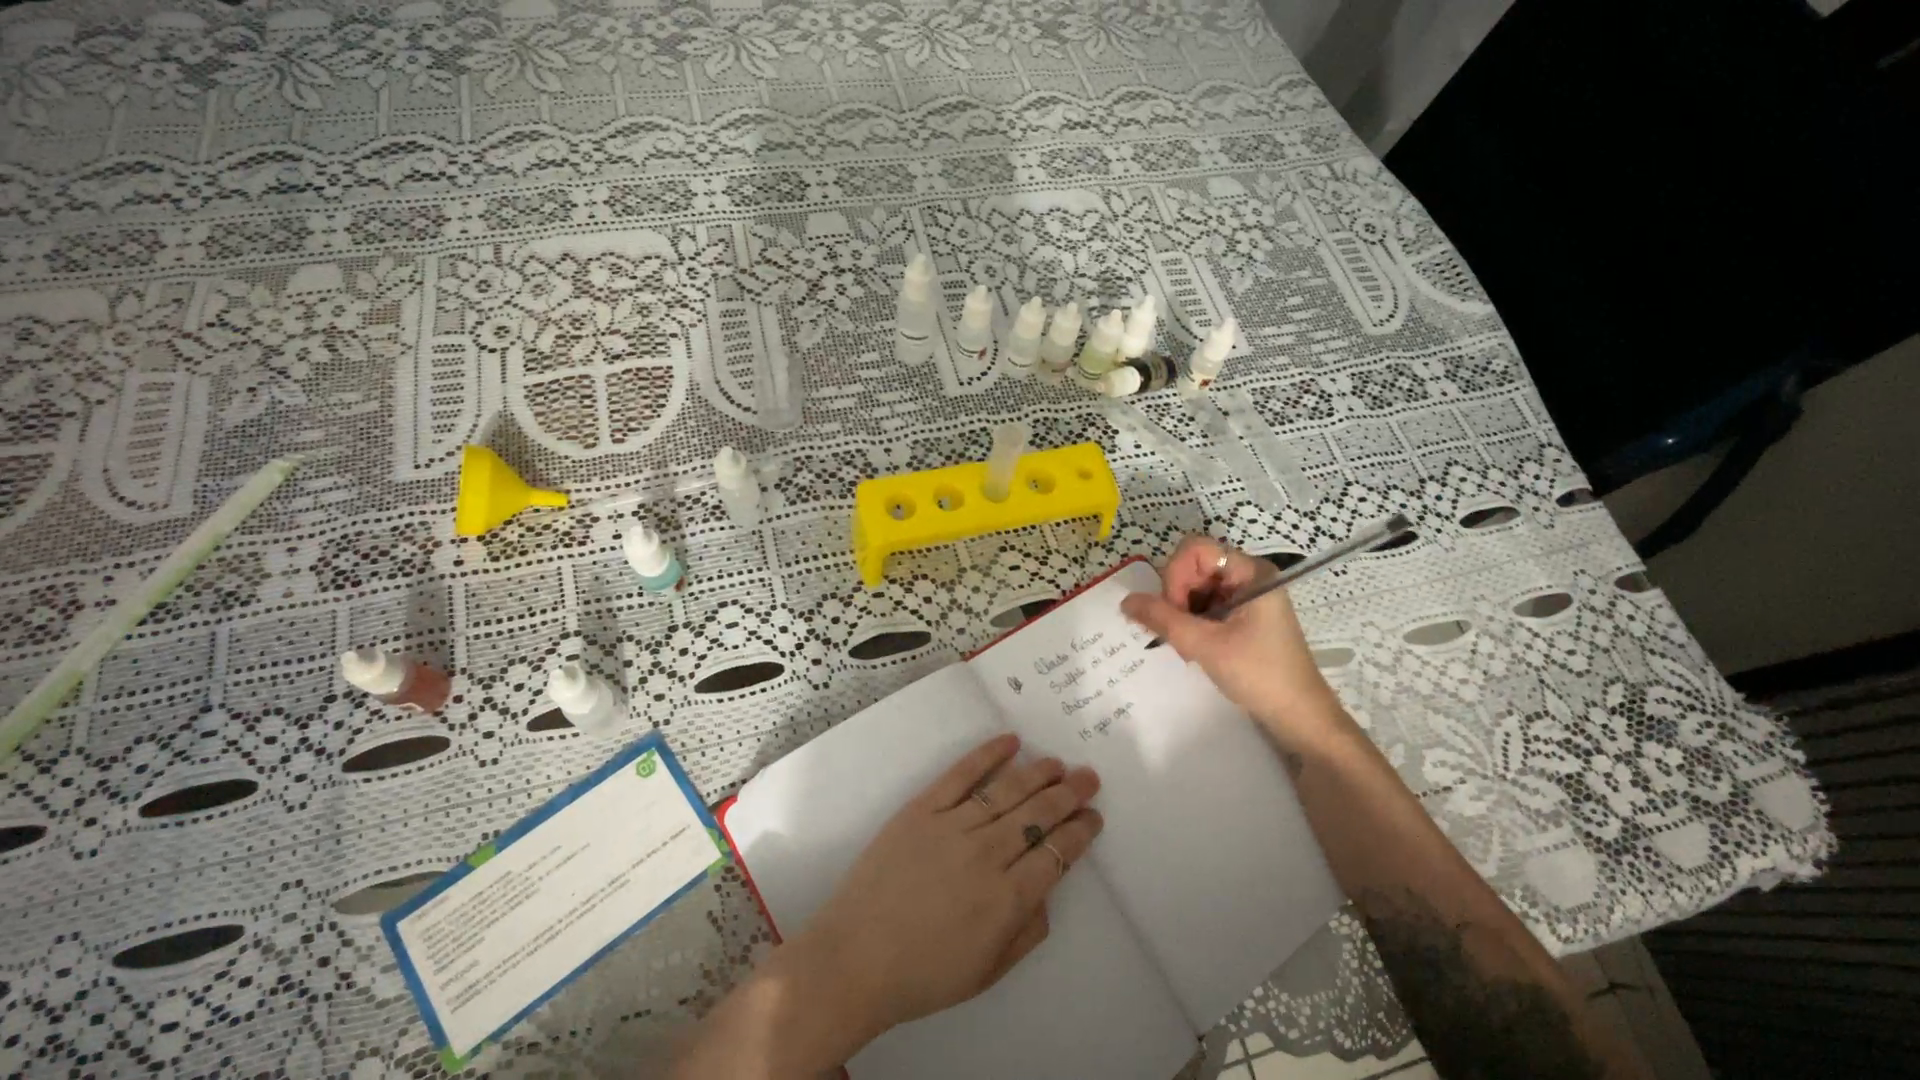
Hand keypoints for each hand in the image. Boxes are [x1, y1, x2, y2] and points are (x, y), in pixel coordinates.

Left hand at [787, 734, 1103, 1048]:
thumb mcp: (988, 971)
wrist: (853, 960)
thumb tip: (1046, 893)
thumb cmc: (922, 975)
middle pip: (1039, 815)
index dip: (1080, 832)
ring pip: (1007, 790)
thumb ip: (1027, 932)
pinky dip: (987, 755)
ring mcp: (952, 827)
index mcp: (1008, 899)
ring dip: (1038, 772)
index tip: (1093, 818)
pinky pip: (960, 775)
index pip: (1057, 853)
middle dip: (1069, 794)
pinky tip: (1009, 742)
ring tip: (1058, 762)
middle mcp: (987, 855)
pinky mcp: (920, 811)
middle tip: (1088, 778)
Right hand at [1120, 536, 1349, 751]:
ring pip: (1197, 587)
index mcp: (1250, 572)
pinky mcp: (1245, 615)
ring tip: (1188, 646)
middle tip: (1179, 635)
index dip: (1175, 576)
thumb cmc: (1258, 675)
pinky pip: (1207, 604)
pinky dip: (1194, 622)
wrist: (1298, 715)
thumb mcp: (1205, 646)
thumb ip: (1162, 619)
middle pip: (1194, 566)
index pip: (1195, 549)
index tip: (1175, 612)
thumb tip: (1125, 600)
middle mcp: (1250, 576)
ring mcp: (1248, 596)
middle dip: (1177, 597)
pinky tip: (1196, 648)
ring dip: (1183, 613)